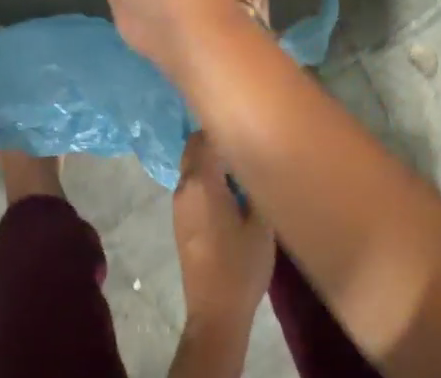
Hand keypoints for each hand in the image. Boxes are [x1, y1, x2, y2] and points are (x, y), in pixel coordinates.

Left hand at [173, 133, 274, 344]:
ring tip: (243, 169)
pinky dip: (209, 180)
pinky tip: (232, 192)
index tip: (246, 128)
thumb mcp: (261, 225)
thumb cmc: (242, 267)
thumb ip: (255, 186)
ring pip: (193, 168)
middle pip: (194, 149)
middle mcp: (183, 187)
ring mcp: (178, 205)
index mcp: (201, 183)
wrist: (215, 313)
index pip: (205, 138)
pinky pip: (193, 186)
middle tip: (246, 145)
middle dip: (216, 142)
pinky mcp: (181, 221)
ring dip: (213, 163)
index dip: (224, 129)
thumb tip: (254, 163)